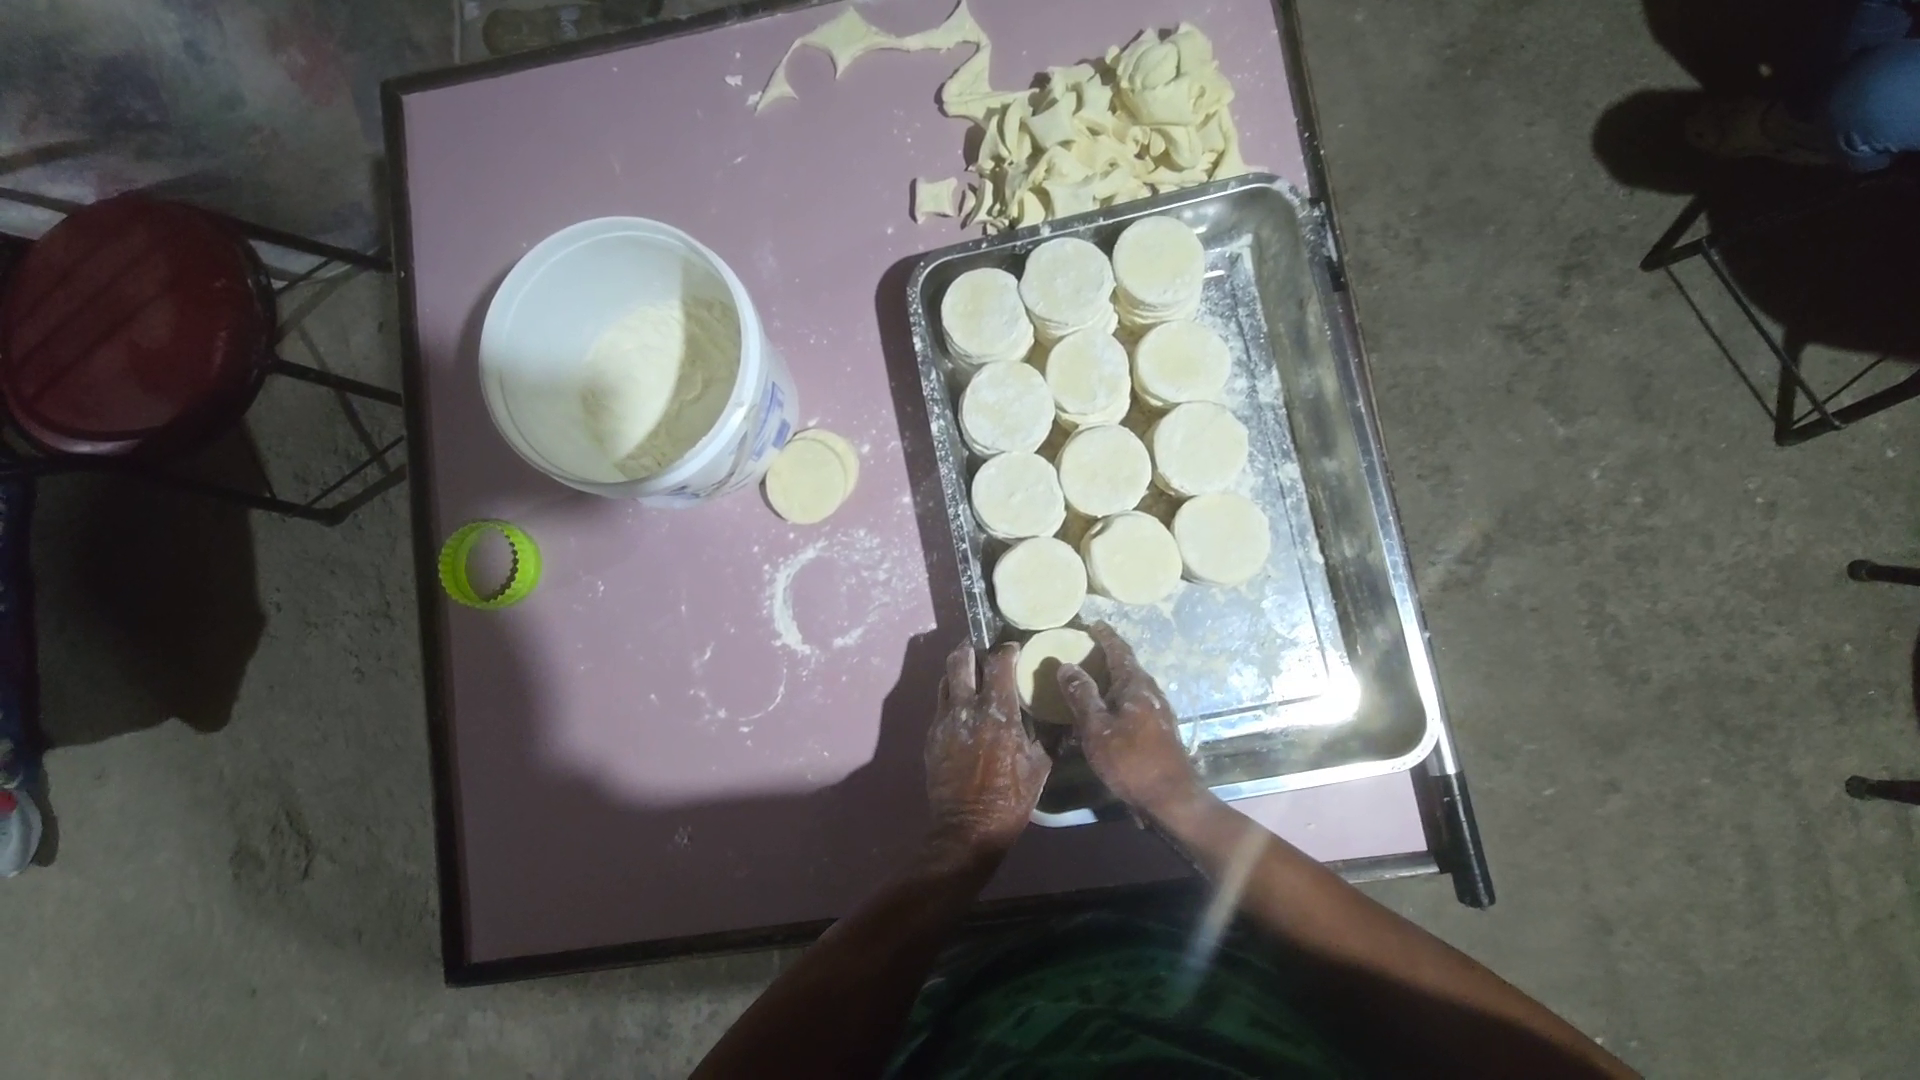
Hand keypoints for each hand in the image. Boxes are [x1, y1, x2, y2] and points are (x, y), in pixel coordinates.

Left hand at [925, 642, 1051, 857]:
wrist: (968, 828)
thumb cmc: (1011, 799)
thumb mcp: (1040, 766)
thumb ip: (1047, 734)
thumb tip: (1060, 714)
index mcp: (998, 712)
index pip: (999, 662)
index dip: (1007, 648)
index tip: (1013, 647)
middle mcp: (967, 708)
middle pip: (961, 659)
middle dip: (972, 647)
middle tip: (982, 647)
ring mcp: (945, 720)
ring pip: (946, 678)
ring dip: (959, 670)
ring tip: (971, 671)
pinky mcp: (931, 735)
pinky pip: (941, 703)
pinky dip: (952, 696)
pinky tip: (963, 704)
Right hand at [1057, 623, 1203, 816]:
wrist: (1170, 799)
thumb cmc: (1131, 760)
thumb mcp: (1097, 728)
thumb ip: (1082, 695)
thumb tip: (1067, 666)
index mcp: (1136, 684)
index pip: (1119, 649)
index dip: (1104, 635)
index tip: (1091, 623)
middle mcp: (1150, 692)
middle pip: (1126, 666)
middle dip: (1106, 655)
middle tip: (1083, 649)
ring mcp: (1157, 712)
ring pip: (1130, 686)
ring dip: (1110, 679)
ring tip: (1089, 679)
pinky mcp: (1158, 730)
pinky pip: (1132, 703)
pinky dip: (1115, 699)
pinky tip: (1104, 711)